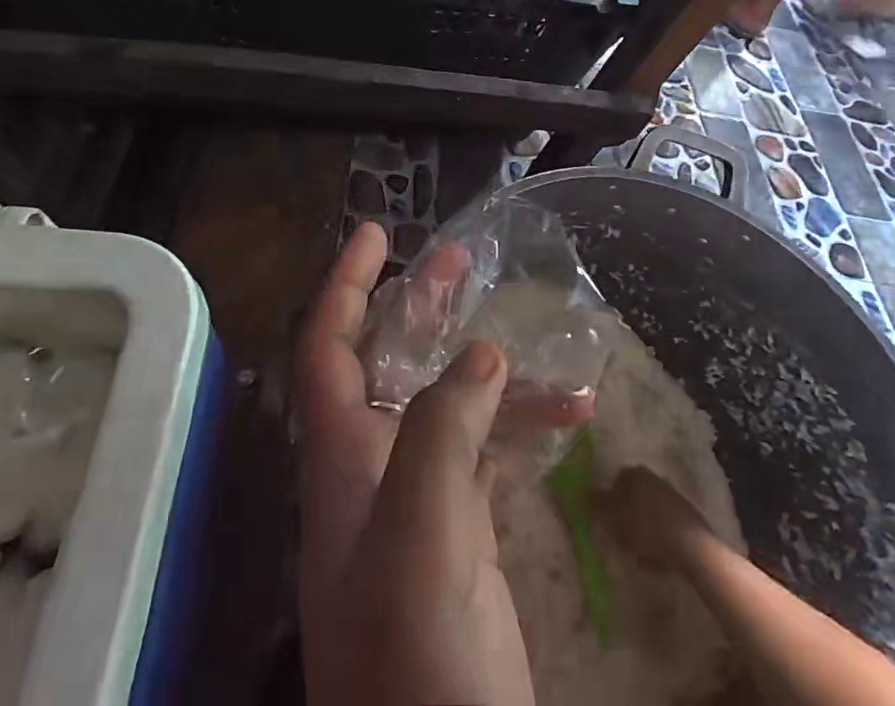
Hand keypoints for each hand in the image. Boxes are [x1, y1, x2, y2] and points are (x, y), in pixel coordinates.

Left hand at [295, 222, 536, 705]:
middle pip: (386, 365)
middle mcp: (371, 473)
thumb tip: (479, 353)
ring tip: (544, 347)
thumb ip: (439, 437)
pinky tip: (568, 418)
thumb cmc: (417, 662)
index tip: (376, 232)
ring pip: (445, 409)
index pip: (326, 350)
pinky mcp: (459, 536)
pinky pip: (484, 457)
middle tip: (461, 264)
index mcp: (342, 464)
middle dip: (419, 309)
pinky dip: (518, 429)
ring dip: (487, 374)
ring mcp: (417, 506)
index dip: (344, 285)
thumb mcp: (422, 542)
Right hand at [597, 466, 713, 571]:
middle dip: (627, 515)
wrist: (693, 549)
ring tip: (639, 555)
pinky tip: (657, 560)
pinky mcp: (689, 516)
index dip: (610, 501)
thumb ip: (598, 505)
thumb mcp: (616, 520)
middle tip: (622, 537)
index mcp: (637, 476)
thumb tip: (583, 493)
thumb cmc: (648, 530)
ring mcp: (674, 496)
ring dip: (643, 529)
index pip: (616, 481)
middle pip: (634, 496)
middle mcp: (656, 479)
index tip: (608, 520)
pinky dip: (659, 538)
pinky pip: (666, 526)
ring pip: (650, 512)